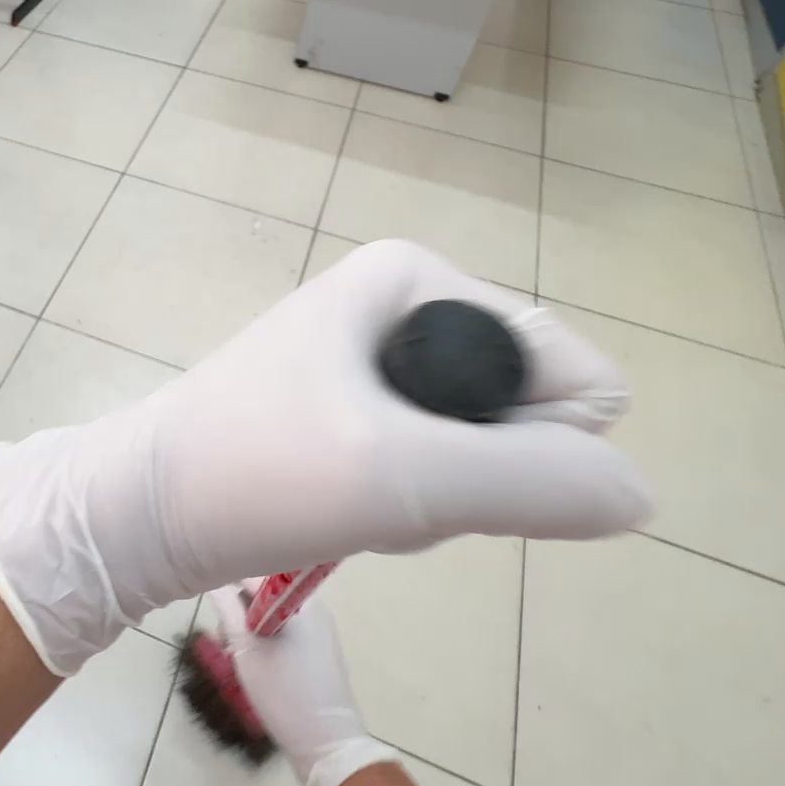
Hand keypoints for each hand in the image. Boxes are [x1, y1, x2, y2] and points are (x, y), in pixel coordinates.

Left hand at [0, 239, 646, 674]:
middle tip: (379, 481)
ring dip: (433, 494)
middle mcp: (404, 305)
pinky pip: (431, 462)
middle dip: (468, 472)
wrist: (148, 505)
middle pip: (523, 410)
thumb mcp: (402, 476)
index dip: (523, 443)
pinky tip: (342, 504)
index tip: (423, 460)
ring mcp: (378, 357)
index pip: (569, 371)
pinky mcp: (355, 405)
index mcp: (417, 280)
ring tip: (352, 493)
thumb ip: (535, 481)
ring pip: (479, 447)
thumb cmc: (259, 470)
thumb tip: (636, 490)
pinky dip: (405, 501)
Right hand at [205, 586, 398, 785]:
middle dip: (240, 613)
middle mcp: (313, 606)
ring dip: (251, 628)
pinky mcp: (321, 648)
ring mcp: (320, 628)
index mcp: (298, 600)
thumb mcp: (246, 649)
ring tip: (239, 658)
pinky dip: (268, 639)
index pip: (255, 575)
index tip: (213, 609)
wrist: (328, 744)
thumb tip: (214, 581)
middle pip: (264, 594)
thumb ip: (227, 609)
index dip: (228, 585)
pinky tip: (258, 665)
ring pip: (273, 613)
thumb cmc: (283, 693)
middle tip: (227, 642)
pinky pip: (287, 629)